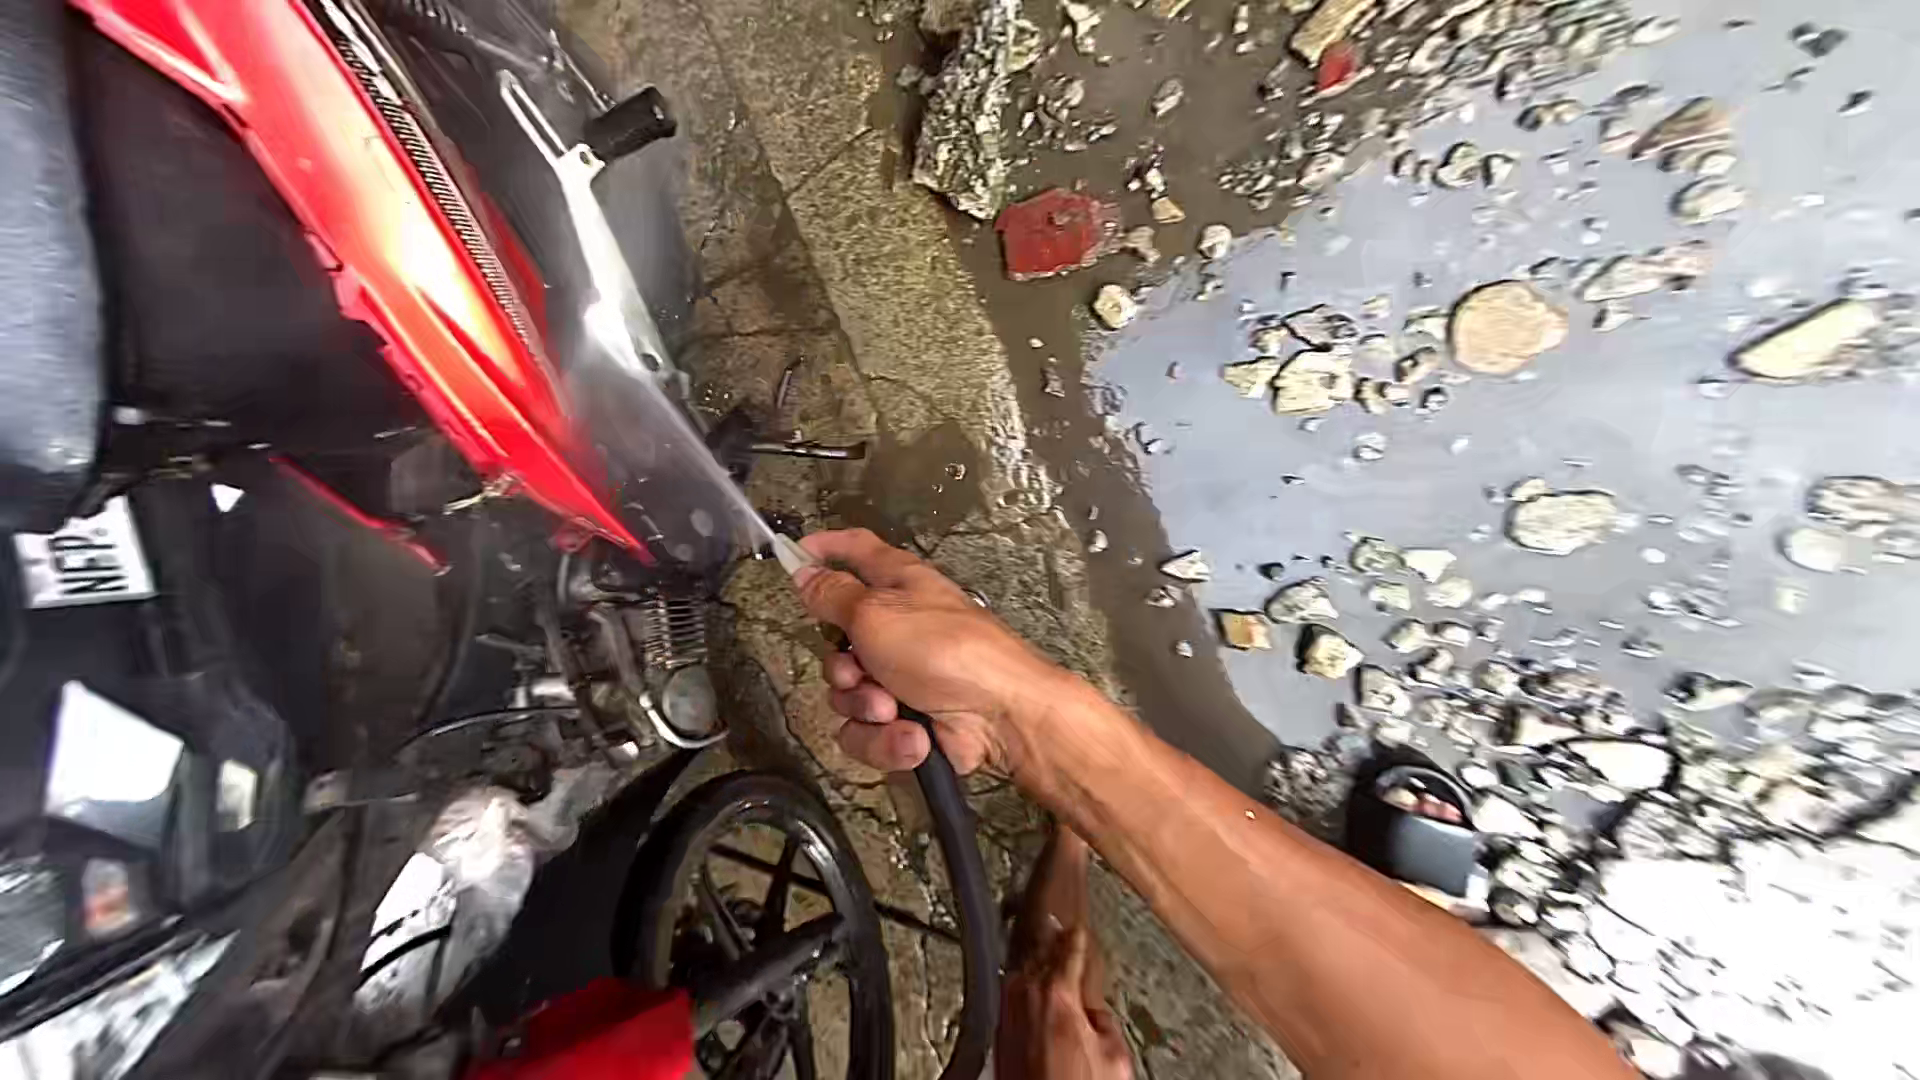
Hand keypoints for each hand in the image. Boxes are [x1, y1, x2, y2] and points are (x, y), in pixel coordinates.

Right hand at [792, 529, 1068, 774]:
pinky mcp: (907, 718)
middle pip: (838, 640)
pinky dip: (886, 738)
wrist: (999, 716)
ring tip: (892, 708)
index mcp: (898, 584)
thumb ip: (833, 594)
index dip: (826, 546)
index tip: (795, 552)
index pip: (857, 551)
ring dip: (865, 706)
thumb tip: (805, 569)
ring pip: (847, 693)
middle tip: (859, 672)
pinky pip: (868, 731)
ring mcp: (902, 675)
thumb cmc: (944, 649)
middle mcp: (898, 626)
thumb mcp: (876, 614)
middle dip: (841, 666)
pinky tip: (912, 736)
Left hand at [997, 927, 1133, 1079]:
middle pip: (1040, 954)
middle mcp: (1028, 994)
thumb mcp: (1115, 1060)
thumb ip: (1106, 1024)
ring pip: (1022, 971)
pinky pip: (1010, 993)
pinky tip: (1029, 989)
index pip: (1069, 949)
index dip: (1076, 936)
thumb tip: (1095, 1014)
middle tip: (1057, 928)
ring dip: (1034, 961)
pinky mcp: (998, 1033)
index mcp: (1058, 993)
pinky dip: (1021, 985)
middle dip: (1051, 941)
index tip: (1078, 929)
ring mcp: (1009, 1012)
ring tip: (1044, 955)